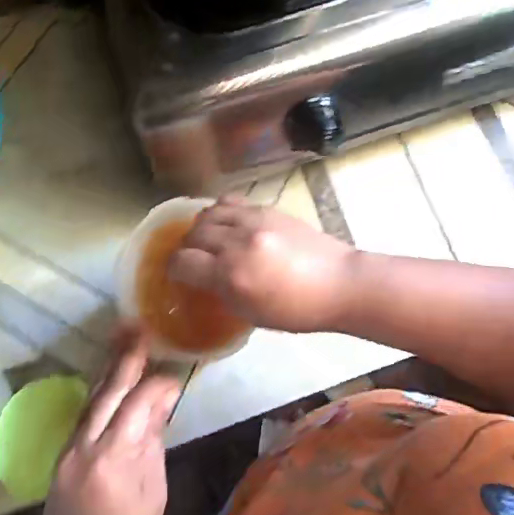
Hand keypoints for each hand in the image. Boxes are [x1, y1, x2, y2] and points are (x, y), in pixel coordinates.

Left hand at [37, 330, 181, 514]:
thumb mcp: (154, 494)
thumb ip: (153, 442)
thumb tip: (160, 400)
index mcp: (114, 461)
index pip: (137, 403)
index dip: (158, 384)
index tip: (176, 378)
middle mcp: (83, 450)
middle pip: (107, 393)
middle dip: (124, 360)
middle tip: (140, 329)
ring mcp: (65, 454)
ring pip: (90, 403)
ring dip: (109, 373)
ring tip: (125, 344)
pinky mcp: (58, 461)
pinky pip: (82, 419)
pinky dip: (99, 398)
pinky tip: (112, 385)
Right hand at [167, 196, 359, 331]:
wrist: (339, 283)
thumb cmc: (298, 310)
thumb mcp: (252, 313)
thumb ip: (223, 291)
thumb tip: (204, 277)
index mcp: (232, 275)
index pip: (183, 261)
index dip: (174, 268)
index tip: (178, 273)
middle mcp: (238, 242)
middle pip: (194, 233)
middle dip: (187, 246)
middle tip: (193, 256)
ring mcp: (254, 221)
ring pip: (210, 212)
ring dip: (202, 225)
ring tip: (208, 237)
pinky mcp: (269, 209)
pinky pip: (232, 202)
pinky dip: (222, 211)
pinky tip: (228, 223)